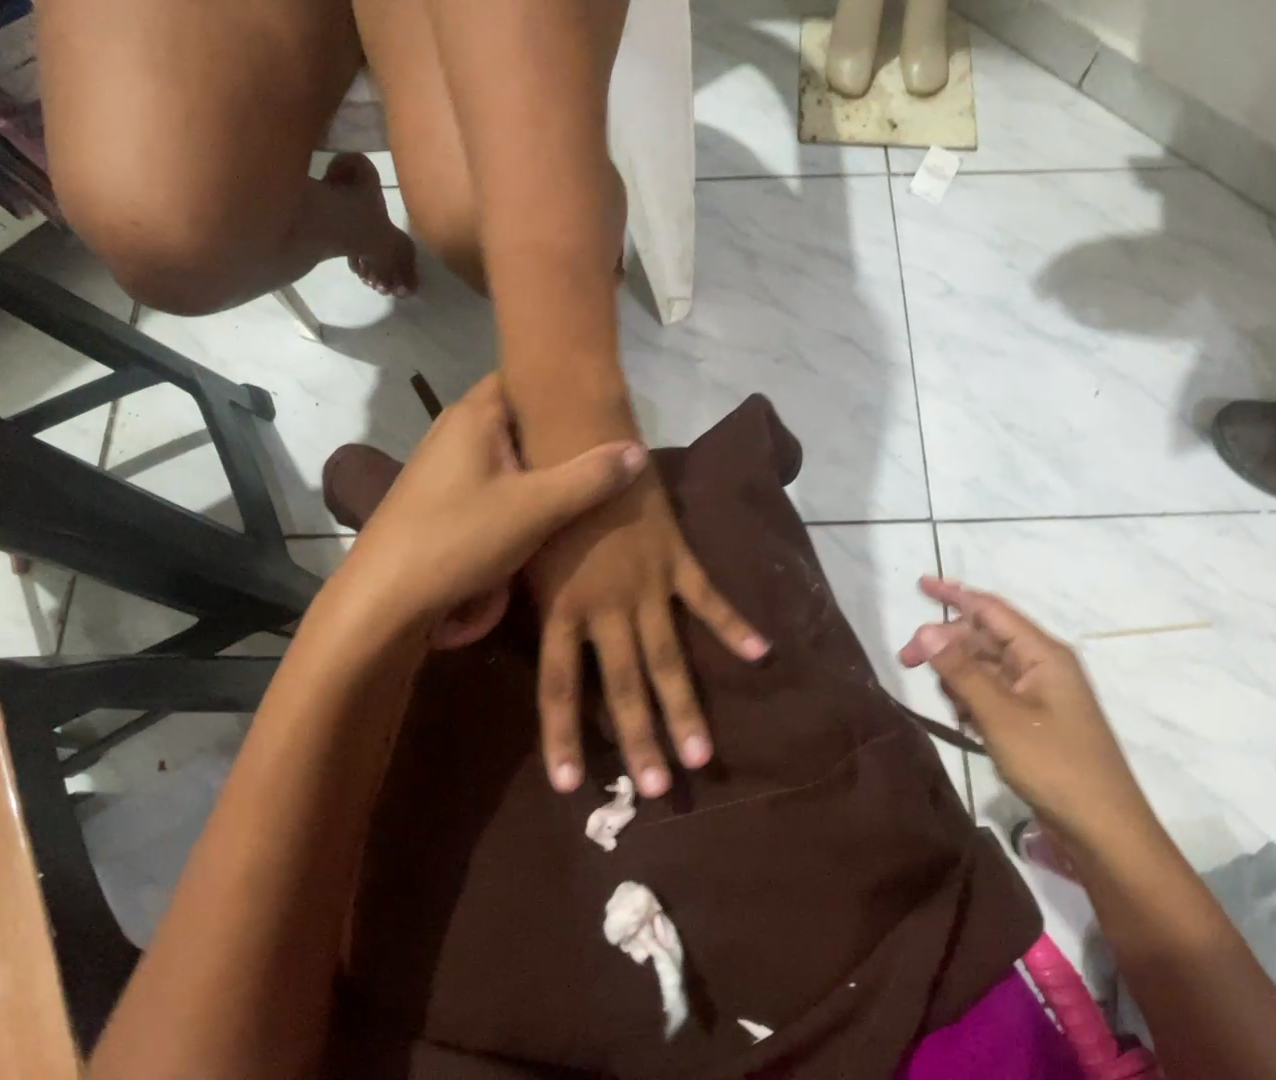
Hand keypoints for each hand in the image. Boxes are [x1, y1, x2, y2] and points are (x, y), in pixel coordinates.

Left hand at [326, 377, 646, 640]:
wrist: (385, 604)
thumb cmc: (457, 540)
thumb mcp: (535, 509)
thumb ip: (589, 478)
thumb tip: (637, 450)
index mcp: (474, 416)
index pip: (523, 376)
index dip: (563, 386)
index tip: (605, 402)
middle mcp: (457, 432)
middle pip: (520, 420)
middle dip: (560, 435)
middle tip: (609, 448)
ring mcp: (448, 470)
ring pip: (510, 457)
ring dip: (543, 471)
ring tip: (590, 483)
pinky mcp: (445, 504)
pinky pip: (497, 486)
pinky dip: (523, 495)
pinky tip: (551, 516)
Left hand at [527, 473, 767, 797]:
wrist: (572, 432)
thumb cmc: (529, 486)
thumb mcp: (516, 546)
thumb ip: (529, 596)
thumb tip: (524, 636)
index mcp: (561, 606)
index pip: (559, 686)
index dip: (563, 737)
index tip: (570, 786)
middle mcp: (606, 605)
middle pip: (624, 683)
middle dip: (641, 739)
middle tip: (657, 790)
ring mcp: (646, 583)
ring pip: (669, 655)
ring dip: (687, 706)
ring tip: (703, 753)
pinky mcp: (675, 557)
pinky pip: (707, 599)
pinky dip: (732, 625)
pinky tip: (759, 654)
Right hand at [897, 577, 1155, 851]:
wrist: (1101, 828)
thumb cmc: (1055, 765)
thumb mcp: (1000, 716)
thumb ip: (961, 671)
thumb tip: (926, 629)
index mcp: (1043, 654)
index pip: (991, 610)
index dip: (955, 595)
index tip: (919, 585)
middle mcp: (1042, 666)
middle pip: (984, 639)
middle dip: (946, 646)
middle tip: (906, 662)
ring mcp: (1040, 695)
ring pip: (985, 669)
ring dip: (959, 679)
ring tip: (952, 710)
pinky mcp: (1034, 721)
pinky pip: (993, 696)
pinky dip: (973, 703)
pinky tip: (965, 724)